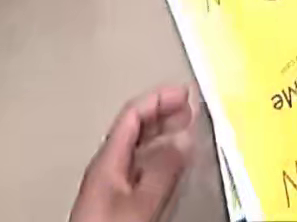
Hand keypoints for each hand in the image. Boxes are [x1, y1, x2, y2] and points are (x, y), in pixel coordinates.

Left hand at [70, 84, 199, 221]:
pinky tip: (173, 164)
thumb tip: (185, 137)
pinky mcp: (114, 203)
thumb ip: (163, 169)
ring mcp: (109, 185)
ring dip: (162, 133)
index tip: (185, 93)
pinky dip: (159, 156)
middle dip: (163, 112)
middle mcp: (106, 166)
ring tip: (186, 130)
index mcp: (107, 159)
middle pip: (135, 127)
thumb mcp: (141, 204)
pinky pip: (139, 165)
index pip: (133, 114)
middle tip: (190, 107)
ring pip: (138, 146)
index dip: (159, 98)